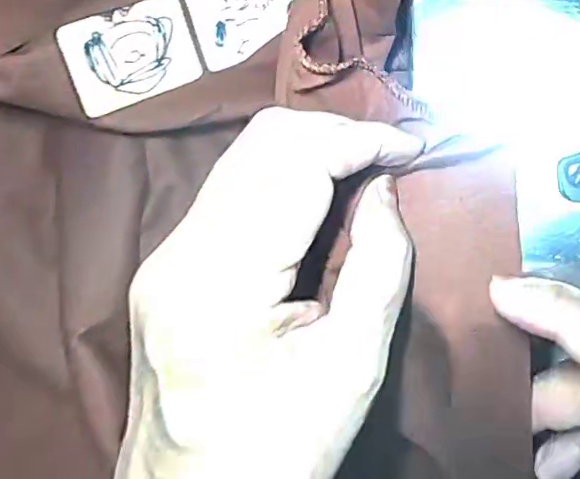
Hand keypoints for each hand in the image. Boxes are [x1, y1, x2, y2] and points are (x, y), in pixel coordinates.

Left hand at [117, 108, 424, 478]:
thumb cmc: (278, 457)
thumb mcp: (354, 366)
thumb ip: (381, 262)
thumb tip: (382, 186)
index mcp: (221, 285)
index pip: (299, 166)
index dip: (363, 140)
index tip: (413, 147)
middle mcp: (180, 254)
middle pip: (268, 141)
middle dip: (340, 133)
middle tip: (391, 155)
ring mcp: (167, 254)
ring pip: (249, 150)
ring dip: (314, 143)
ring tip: (364, 163)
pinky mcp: (169, 260)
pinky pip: (236, 179)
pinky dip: (289, 165)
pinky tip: (323, 188)